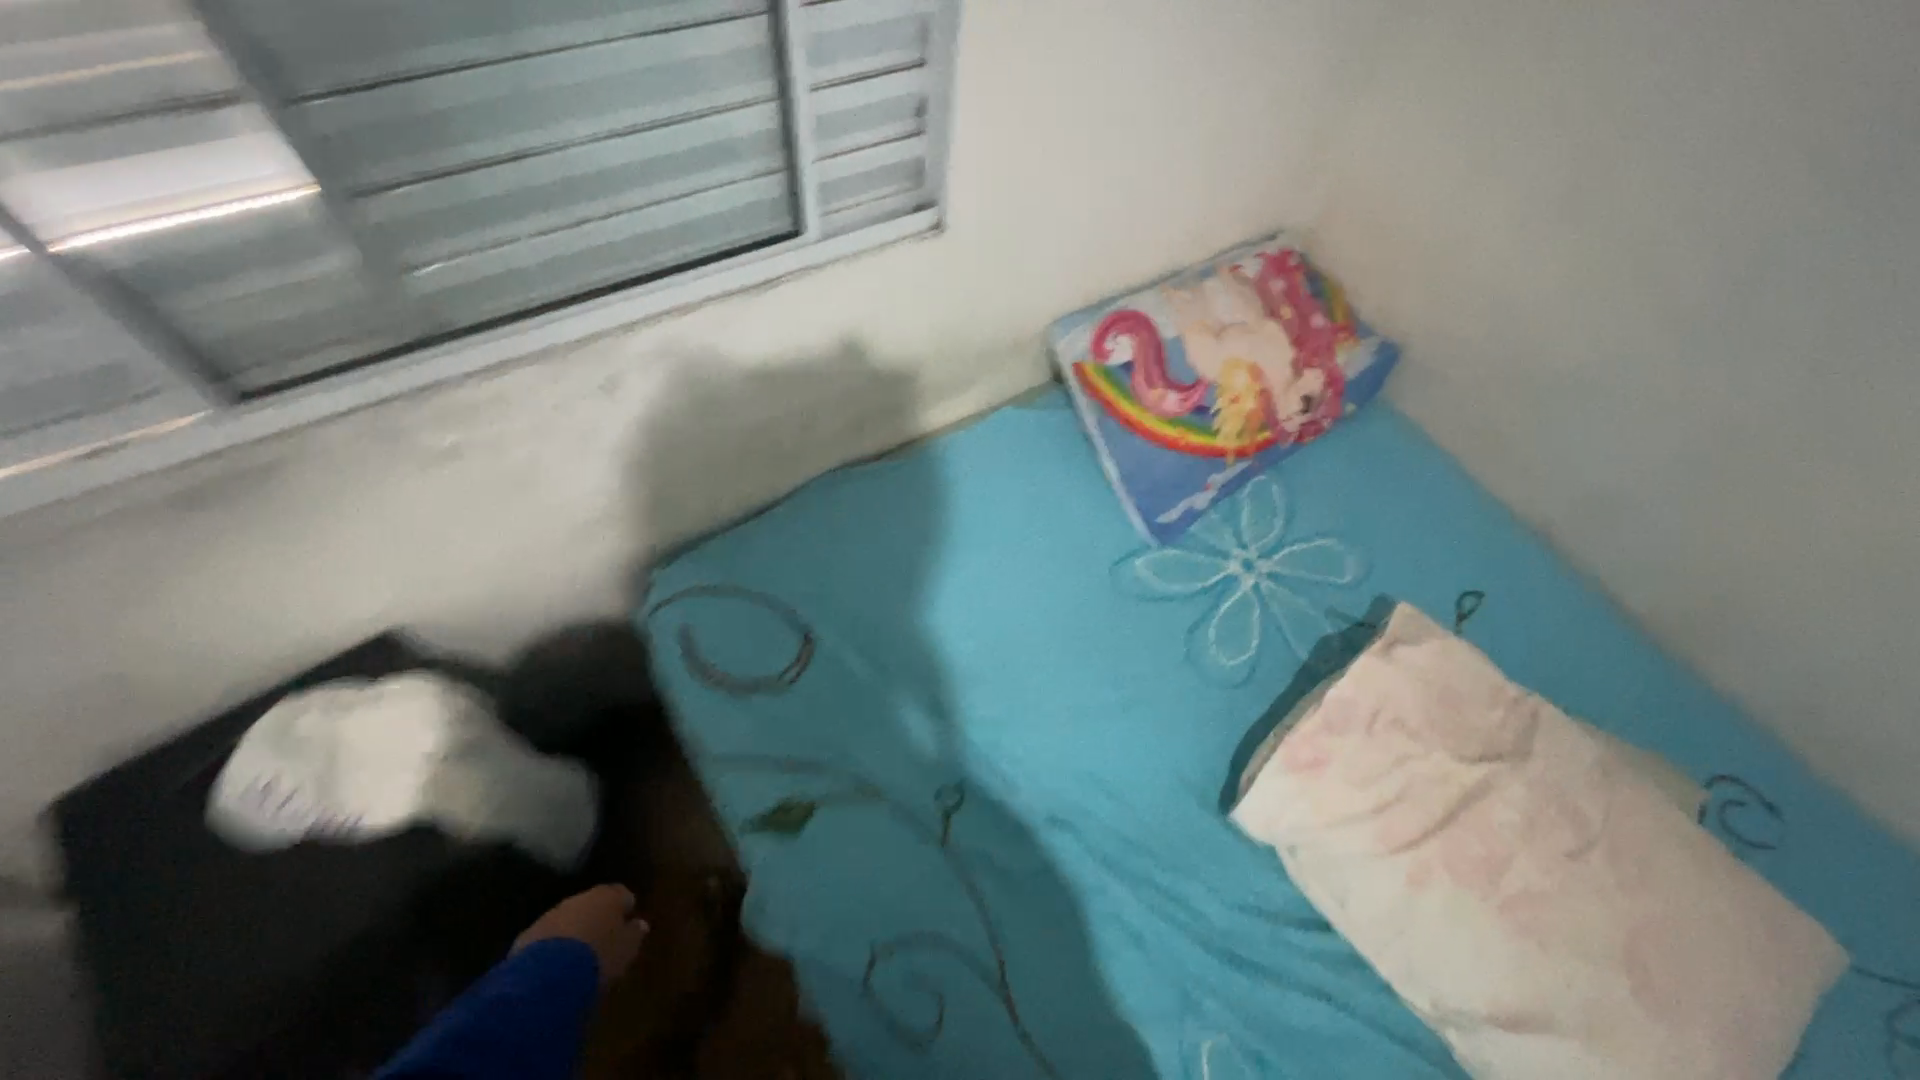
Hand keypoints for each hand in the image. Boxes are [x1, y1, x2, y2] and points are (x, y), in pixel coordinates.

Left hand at [514, 884, 649, 984]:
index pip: (622, 893)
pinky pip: (548, 937)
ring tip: (579, 957)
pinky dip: (554, 947)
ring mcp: (551, 915)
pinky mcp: (528, 936)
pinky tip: (557, 967)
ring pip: (568, 920)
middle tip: (604, 940)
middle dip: (597, 919)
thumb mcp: (627, 950)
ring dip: (574, 932)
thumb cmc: (600, 957)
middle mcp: (578, 899)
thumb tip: (640, 924)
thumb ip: (635, 934)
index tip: (628, 923)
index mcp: (607, 897)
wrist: (548, 976)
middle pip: (592, 904)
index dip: (625, 907)